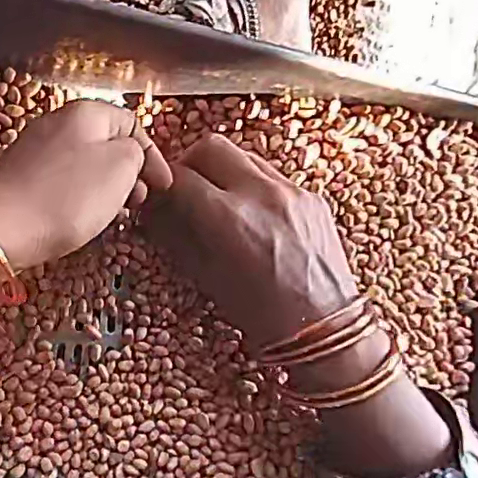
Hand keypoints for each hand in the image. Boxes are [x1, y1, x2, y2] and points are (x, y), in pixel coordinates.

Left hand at [0, 99, 172, 267]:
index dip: (153, 155)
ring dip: (104, 188)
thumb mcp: (121, 167)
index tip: (164, 187)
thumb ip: (136, 153)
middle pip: (105, 143)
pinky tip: (80, 219)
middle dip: (129, 172)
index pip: (132, 123)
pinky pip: (60, 183)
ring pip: (83, 165)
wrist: (0, 227)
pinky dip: (77, 198)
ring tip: (112, 214)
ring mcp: (34, 151)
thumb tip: (130, 156)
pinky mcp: (19, 179)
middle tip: (138, 201)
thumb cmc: (67, 196)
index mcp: (85, 111)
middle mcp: (56, 122)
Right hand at [143, 133, 452, 477]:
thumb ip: (176, 235)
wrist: (326, 330)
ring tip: (211, 200)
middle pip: (211, 147)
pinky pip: (269, 173)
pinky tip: (244, 212)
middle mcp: (263, 194)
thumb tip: (152, 209)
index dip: (160, 184)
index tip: (153, 195)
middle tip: (181, 189)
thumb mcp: (206, 276)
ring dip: (219, 169)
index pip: (181, 177)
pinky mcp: (311, 196)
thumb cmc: (261, 314)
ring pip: (242, 154)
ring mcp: (293, 191)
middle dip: (187, 163)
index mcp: (231, 219)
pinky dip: (247, 183)